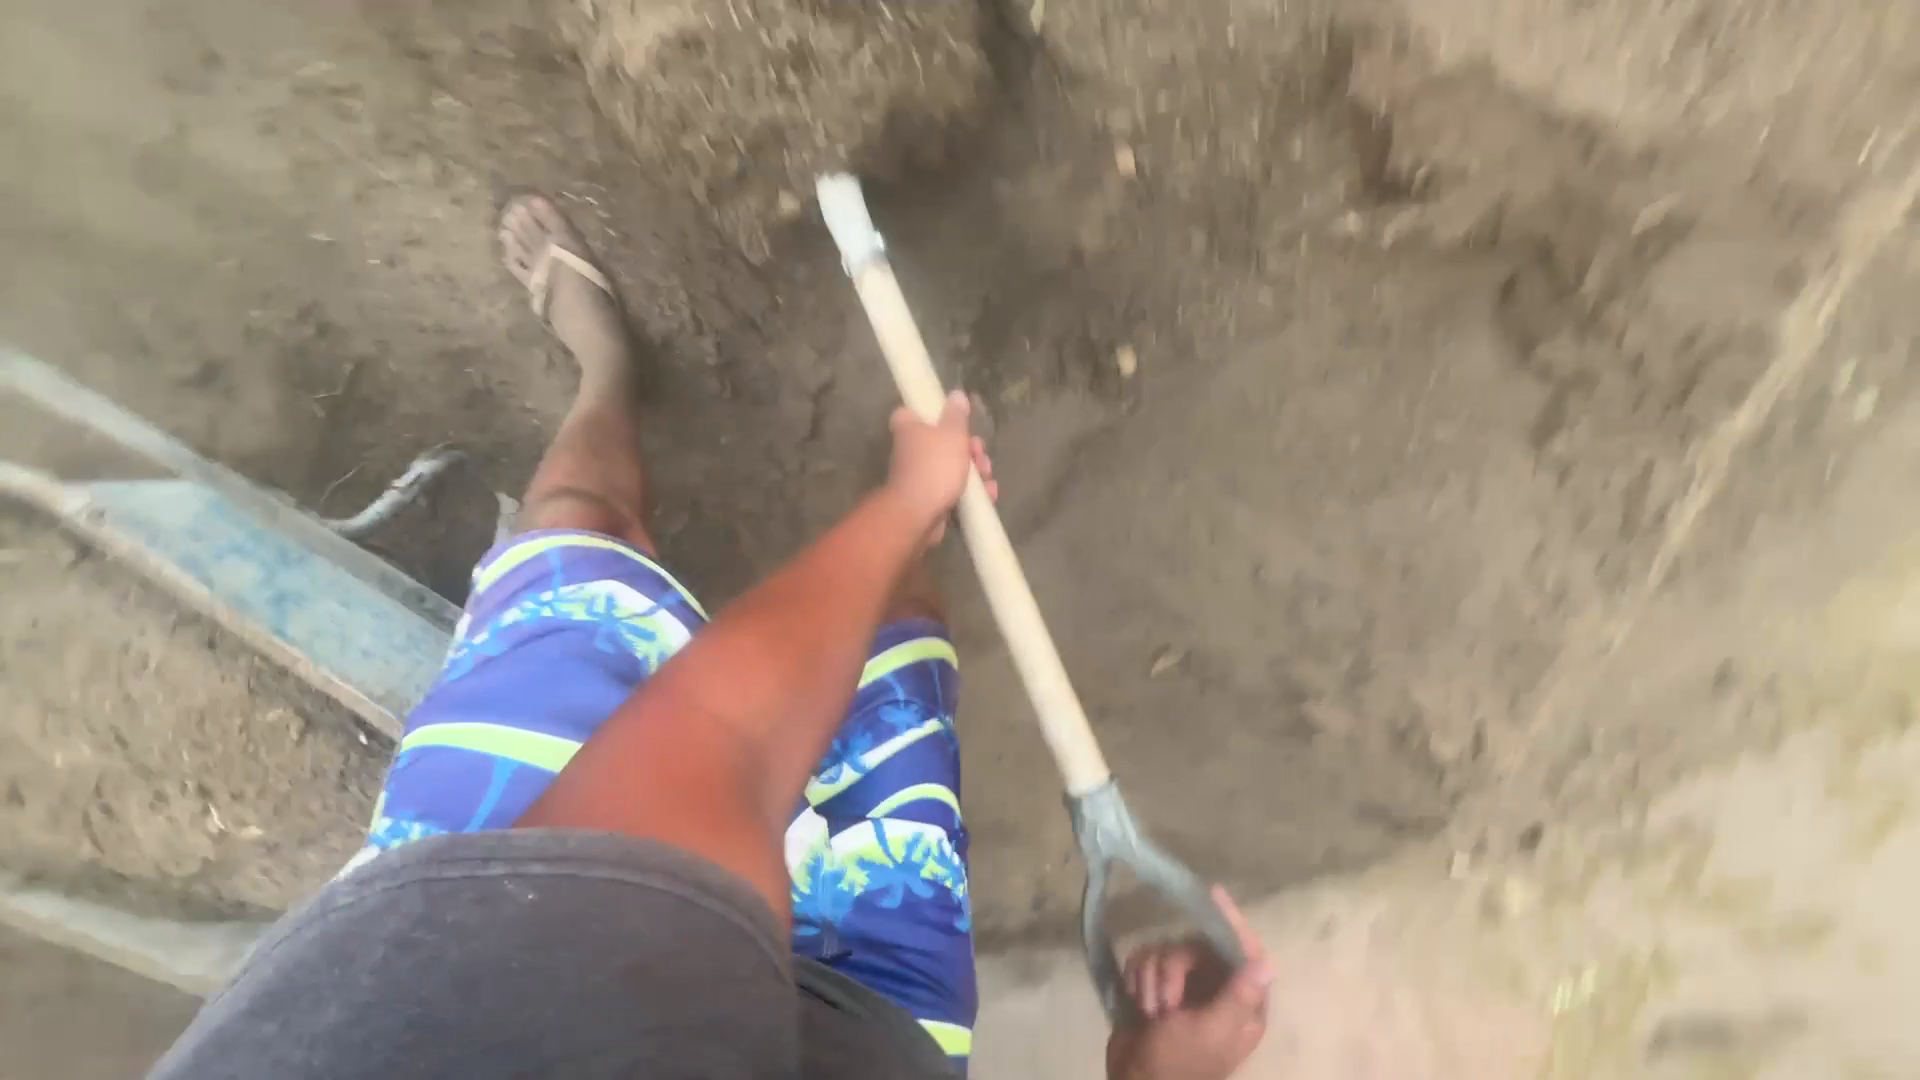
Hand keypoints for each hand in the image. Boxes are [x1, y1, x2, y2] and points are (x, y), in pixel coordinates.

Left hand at [884, 390, 995, 544]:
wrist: (919, 514)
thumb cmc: (934, 466)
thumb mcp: (952, 433)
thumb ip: (957, 414)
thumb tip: (956, 395)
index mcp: (910, 427)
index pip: (915, 411)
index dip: (935, 413)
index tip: (955, 419)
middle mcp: (911, 450)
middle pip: (943, 441)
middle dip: (969, 448)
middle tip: (979, 454)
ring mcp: (920, 476)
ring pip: (952, 467)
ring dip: (975, 471)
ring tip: (987, 477)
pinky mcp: (930, 499)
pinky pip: (954, 490)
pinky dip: (972, 492)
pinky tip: (988, 495)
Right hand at [1107, 888, 1271, 1079]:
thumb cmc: (1179, 1065)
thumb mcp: (1211, 1032)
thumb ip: (1238, 996)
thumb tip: (1269, 963)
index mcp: (1241, 1003)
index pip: (1244, 950)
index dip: (1232, 920)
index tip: (1214, 893)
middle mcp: (1215, 989)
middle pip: (1194, 946)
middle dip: (1172, 968)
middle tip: (1166, 1002)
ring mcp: (1183, 987)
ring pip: (1165, 949)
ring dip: (1152, 978)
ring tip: (1150, 1010)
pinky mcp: (1154, 985)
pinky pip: (1143, 957)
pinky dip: (1136, 977)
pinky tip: (1136, 1001)